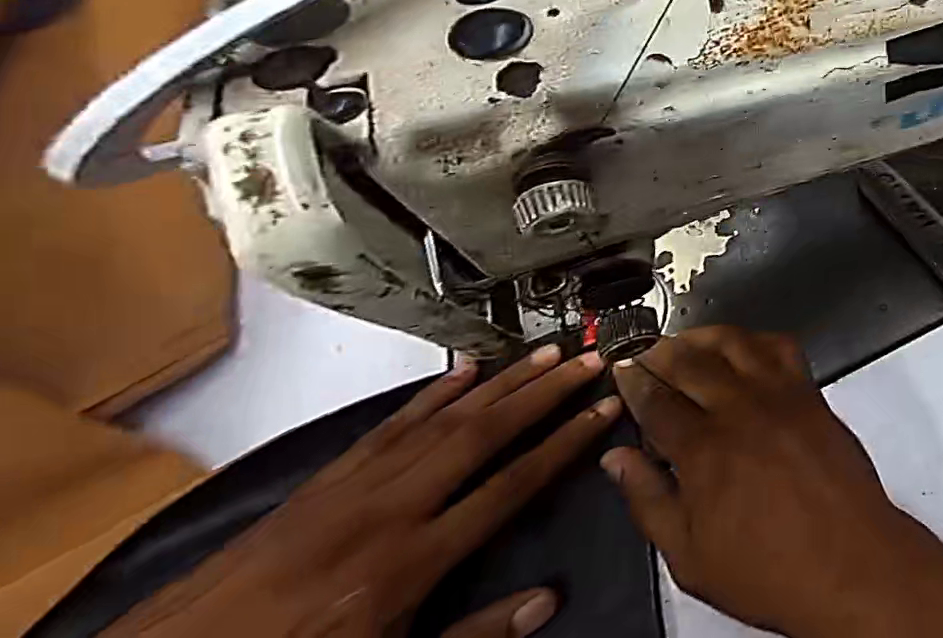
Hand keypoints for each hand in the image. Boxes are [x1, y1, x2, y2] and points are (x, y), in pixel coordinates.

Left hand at [106, 345, 618, 637]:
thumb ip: (470, 637)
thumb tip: (546, 601)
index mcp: (406, 564)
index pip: (510, 485)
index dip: (565, 443)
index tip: (602, 410)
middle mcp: (387, 512)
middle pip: (484, 435)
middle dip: (543, 393)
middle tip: (587, 360)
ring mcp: (351, 491)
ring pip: (443, 420)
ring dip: (500, 382)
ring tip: (544, 353)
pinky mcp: (320, 484)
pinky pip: (387, 428)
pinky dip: (430, 396)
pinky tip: (462, 371)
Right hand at [601, 326, 942, 637]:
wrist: (856, 564)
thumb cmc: (771, 573)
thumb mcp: (695, 553)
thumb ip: (655, 497)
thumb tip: (623, 455)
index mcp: (709, 447)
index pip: (660, 399)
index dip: (637, 380)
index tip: (621, 367)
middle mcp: (747, 408)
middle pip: (695, 363)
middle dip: (665, 349)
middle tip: (645, 343)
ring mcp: (786, 396)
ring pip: (740, 344)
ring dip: (710, 334)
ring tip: (688, 333)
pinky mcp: (816, 396)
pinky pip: (783, 350)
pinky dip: (757, 340)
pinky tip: (746, 343)